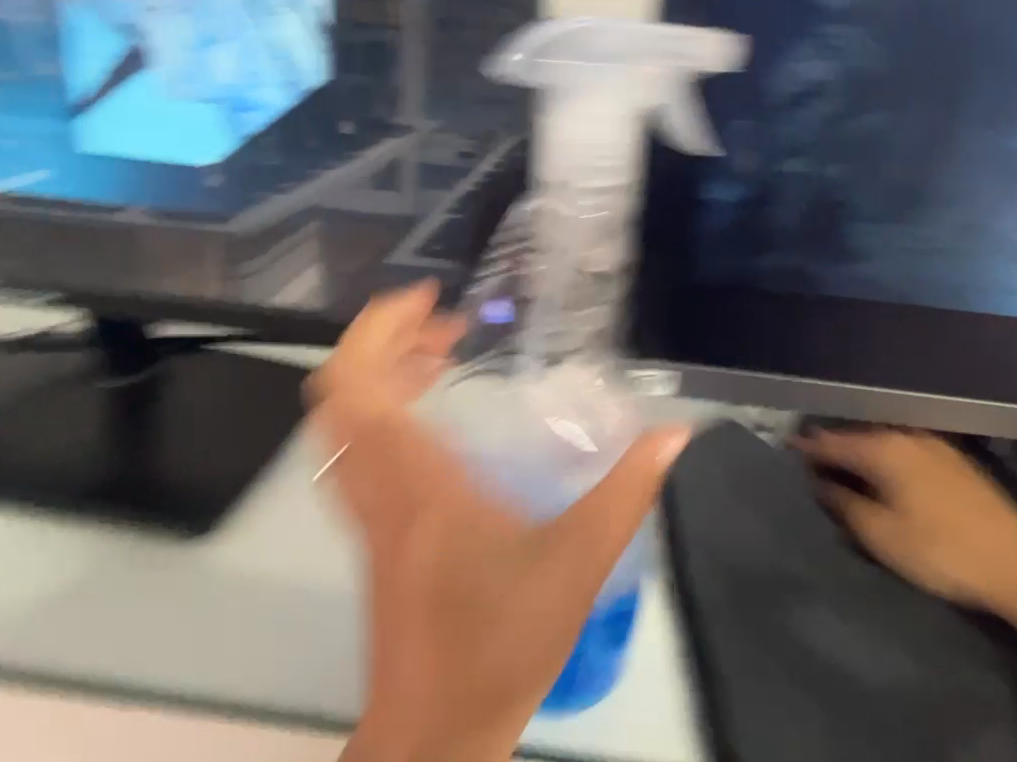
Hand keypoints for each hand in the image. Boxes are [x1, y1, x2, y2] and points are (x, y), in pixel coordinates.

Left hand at [307, 282, 692, 761]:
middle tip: (447, 325)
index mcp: (416, 482)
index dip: (380, 327)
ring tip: (443, 357)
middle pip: (340, 391)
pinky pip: (359, 451)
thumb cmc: (501, 643)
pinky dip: (385, 414)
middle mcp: (378, 487)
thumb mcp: (578, 565)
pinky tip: (438, 423)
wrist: (435, 731)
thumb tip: (676, 433)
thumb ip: (628, 493)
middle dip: (383, 340)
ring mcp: (368, 513)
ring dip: (383, 375)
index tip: (431, 299)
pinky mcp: (374, 535)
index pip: (360, 385)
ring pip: (345, 422)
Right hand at [798, 427, 1016, 710]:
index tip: (784, 449)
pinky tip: (882, 476)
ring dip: (860, 452)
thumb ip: (843, 503)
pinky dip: (884, 458)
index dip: (805, 447)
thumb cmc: (939, 551)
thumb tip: (820, 482)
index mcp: (884, 448)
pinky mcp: (954, 460)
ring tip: (841, 470)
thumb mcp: (880, 534)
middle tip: (808, 462)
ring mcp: (934, 445)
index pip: (831, 441)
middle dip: (832, 447)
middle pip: (857, 436)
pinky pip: (903, 448)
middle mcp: (907, 435)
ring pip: (882, 441)